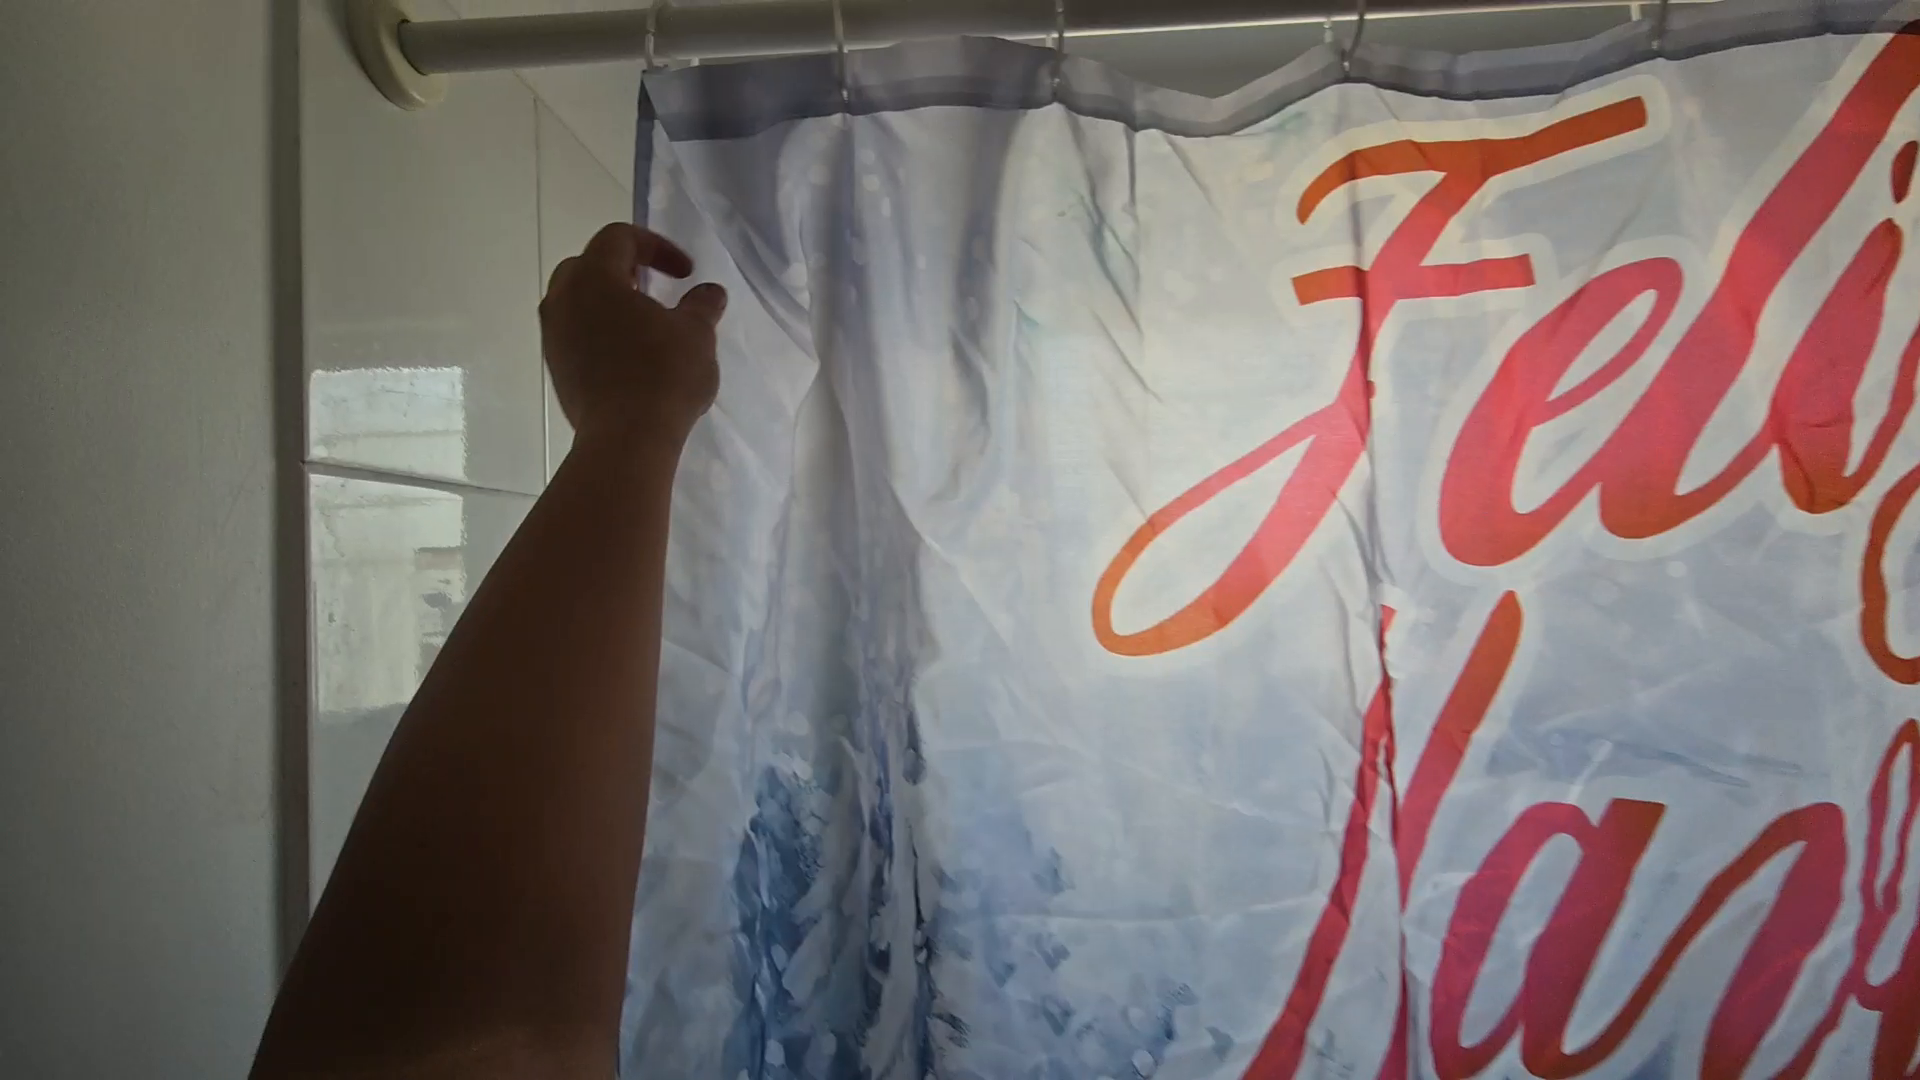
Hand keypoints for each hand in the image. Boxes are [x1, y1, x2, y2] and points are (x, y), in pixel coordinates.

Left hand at [540, 223, 727, 450]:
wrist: (627, 438)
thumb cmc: (664, 376)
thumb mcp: (696, 334)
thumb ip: (702, 306)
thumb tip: (710, 292)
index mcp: (595, 278)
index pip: (620, 238)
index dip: (656, 247)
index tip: (685, 273)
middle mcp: (563, 299)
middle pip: (589, 265)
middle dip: (624, 271)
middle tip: (655, 290)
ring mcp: (554, 336)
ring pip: (577, 302)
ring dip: (609, 305)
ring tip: (643, 327)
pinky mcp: (557, 369)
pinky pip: (576, 335)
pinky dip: (600, 334)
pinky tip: (630, 359)